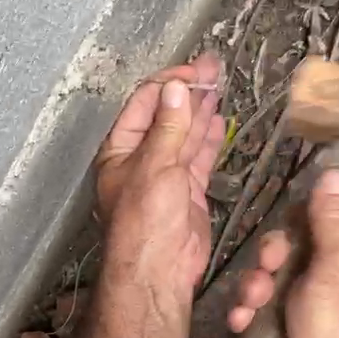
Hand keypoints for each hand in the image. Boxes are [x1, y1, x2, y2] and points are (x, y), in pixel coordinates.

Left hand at [93, 53, 225, 306]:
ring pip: (184, 135)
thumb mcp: (155, 166)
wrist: (159, 270)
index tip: (193, 70)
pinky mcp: (187, 192)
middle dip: (187, 92)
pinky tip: (217, 119)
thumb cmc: (145, 219)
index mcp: (120, 150)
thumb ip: (169, 127)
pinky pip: (197, 158)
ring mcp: (165, 176)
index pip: (143, 105)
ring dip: (200, 111)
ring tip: (219, 84)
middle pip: (165, 116)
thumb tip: (175, 89)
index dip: (168, 84)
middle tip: (212, 67)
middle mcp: (140, 159)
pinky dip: (208, 138)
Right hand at [227, 168, 338, 337]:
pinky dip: (247, 312)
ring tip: (251, 306)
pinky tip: (240, 323)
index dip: (305, 219)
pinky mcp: (286, 328)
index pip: (333, 216)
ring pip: (271, 275)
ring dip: (253, 287)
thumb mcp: (338, 265)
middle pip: (294, 244)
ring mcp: (311, 303)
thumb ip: (332, 218)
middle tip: (267, 271)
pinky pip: (261, 306)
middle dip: (270, 258)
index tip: (289, 229)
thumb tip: (337, 171)